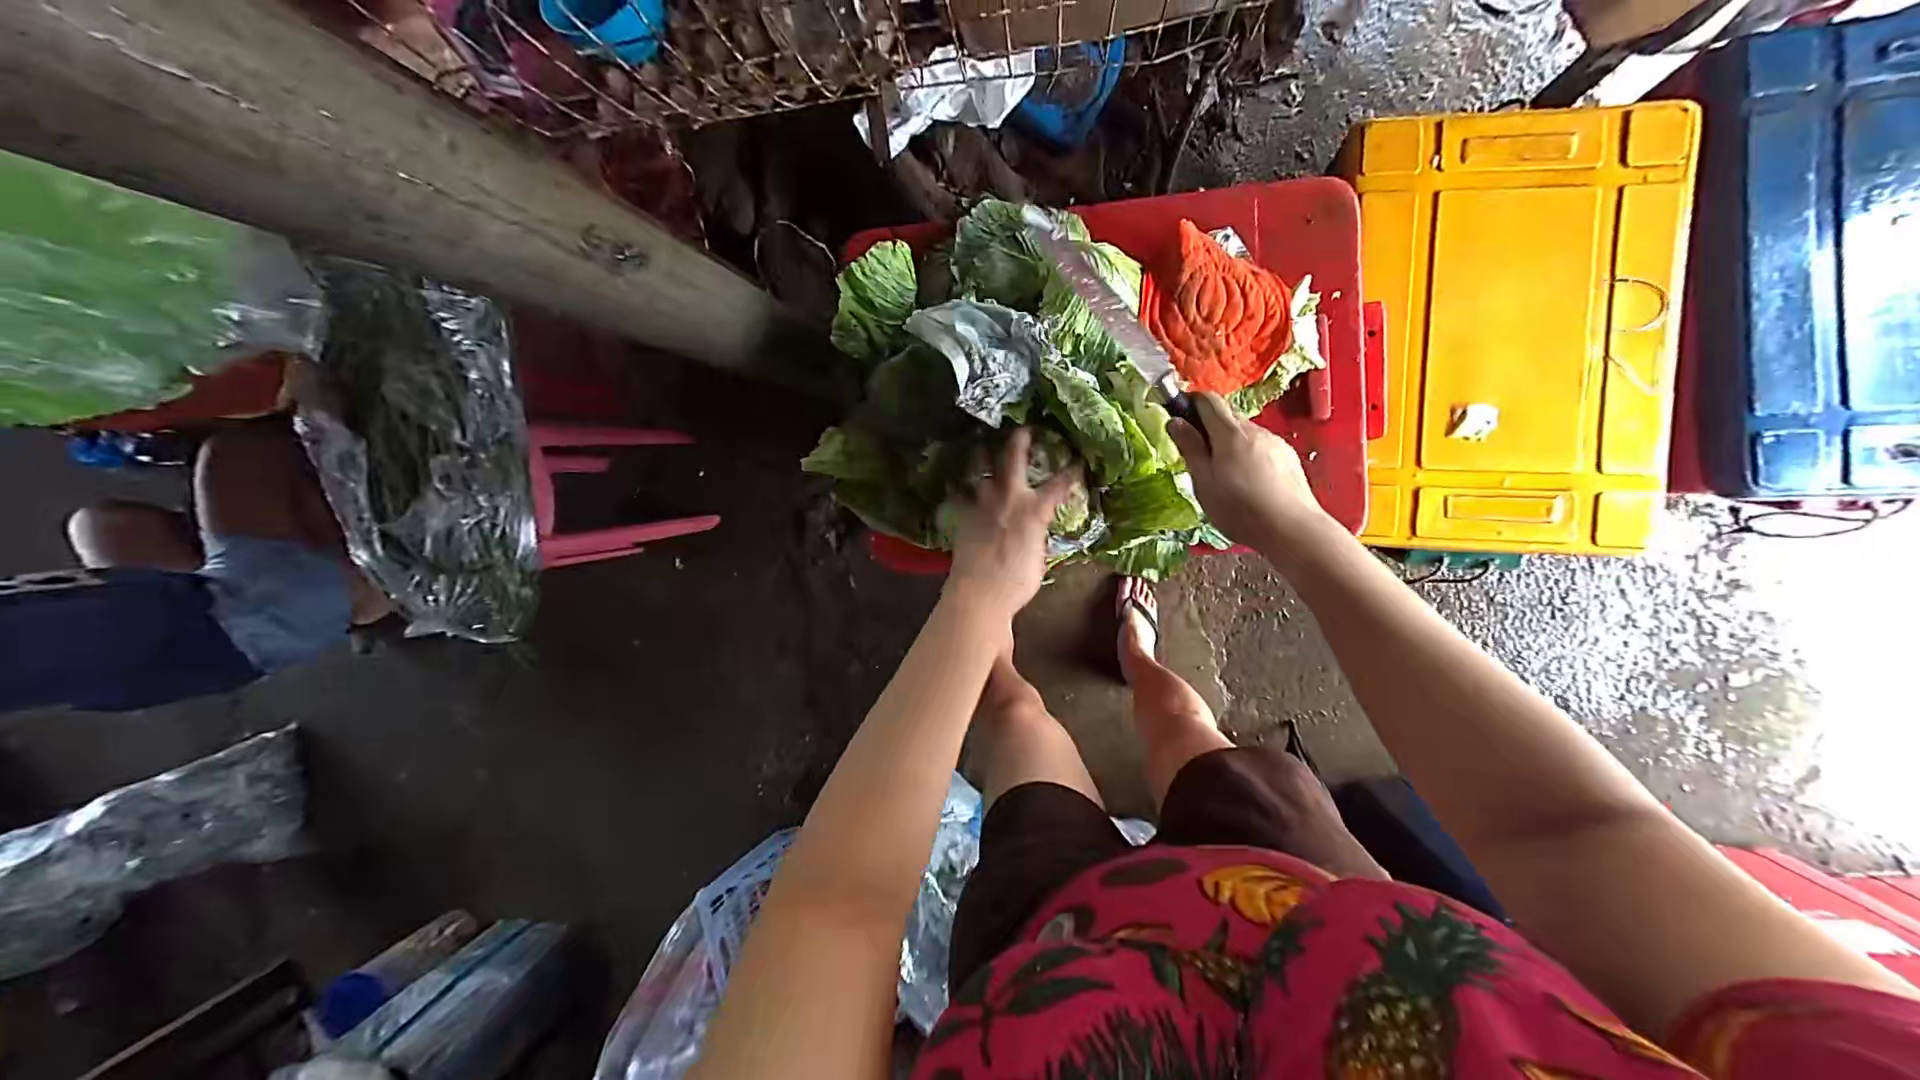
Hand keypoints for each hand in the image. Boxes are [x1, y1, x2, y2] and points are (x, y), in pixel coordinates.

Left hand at [945, 428, 1079, 619]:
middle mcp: (1009, 498)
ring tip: (982, 445)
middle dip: (1020, 439)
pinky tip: (958, 487)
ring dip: (983, 455)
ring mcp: (983, 503)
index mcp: (1035, 510)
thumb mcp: (1039, 559)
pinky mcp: (963, 515)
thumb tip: (1035, 533)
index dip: (1071, 472)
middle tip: (1024, 428)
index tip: (1078, 462)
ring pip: (981, 468)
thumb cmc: (1017, 582)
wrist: (980, 592)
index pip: (1060, 485)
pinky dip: (960, 490)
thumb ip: (1038, 537)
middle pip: (1014, 458)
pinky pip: (960, 495)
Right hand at [1168, 393, 1333, 550]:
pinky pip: (1260, 446)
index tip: (1180, 421)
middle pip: (1227, 415)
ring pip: (1244, 432)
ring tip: (1223, 475)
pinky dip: (1248, 454)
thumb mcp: (1203, 482)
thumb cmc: (1239, 509)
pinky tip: (1247, 482)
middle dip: (1209, 427)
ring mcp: (1275, 442)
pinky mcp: (1288, 457)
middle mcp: (1254, 430)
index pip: (1208, 400)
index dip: (1190, 404)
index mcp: (1230, 433)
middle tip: (1198, 456)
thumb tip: (1175, 421)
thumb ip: (1190, 448)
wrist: (1292, 529)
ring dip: (1229, 443)